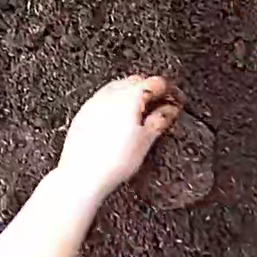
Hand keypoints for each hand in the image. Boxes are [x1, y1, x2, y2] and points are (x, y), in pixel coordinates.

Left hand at [57, 75, 182, 199]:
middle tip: (160, 105)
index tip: (175, 99)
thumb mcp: (146, 141)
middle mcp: (111, 94)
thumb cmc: (113, 161)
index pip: (155, 83)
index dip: (169, 90)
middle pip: (136, 81)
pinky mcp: (84, 112)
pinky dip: (115, 102)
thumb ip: (160, 120)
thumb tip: (170, 109)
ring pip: (118, 86)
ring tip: (140, 111)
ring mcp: (95, 102)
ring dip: (132, 93)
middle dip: (150, 89)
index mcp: (130, 97)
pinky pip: (104, 98)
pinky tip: (118, 117)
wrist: (82, 174)